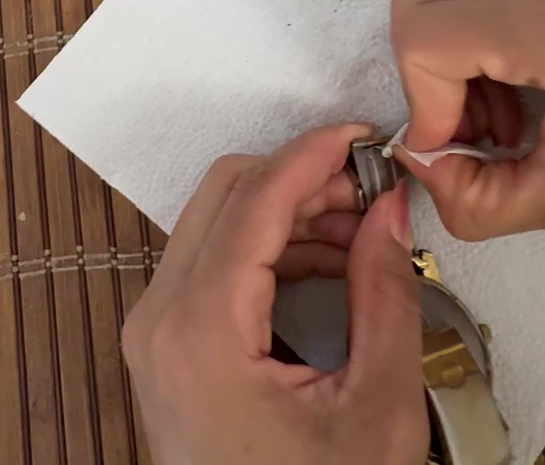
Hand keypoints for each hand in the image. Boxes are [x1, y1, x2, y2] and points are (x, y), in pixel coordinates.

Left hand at [122, 124, 428, 464]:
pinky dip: (272, 244)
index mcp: (198, 330)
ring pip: (221, 218)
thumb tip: (388, 208)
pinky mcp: (169, 341)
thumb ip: (385, 292)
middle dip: (304, 178)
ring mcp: (156, 328)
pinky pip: (218, 257)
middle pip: (229, 192)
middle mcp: (159, 317)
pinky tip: (329, 263)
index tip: (363, 137)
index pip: (256, 197)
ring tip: (360, 232)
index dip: (314, 154)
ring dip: (290, 210)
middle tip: (369, 190)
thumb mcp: (374, 407)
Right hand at [390, 0, 544, 236]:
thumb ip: (474, 199)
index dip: (423, 106)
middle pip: (419, 0)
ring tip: (505, 115)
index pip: (421, 37)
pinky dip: (481, 31)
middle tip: (475, 132)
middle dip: (428, 74)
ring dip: (452, 53)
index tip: (461, 154)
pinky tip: (529, 83)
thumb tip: (419, 169)